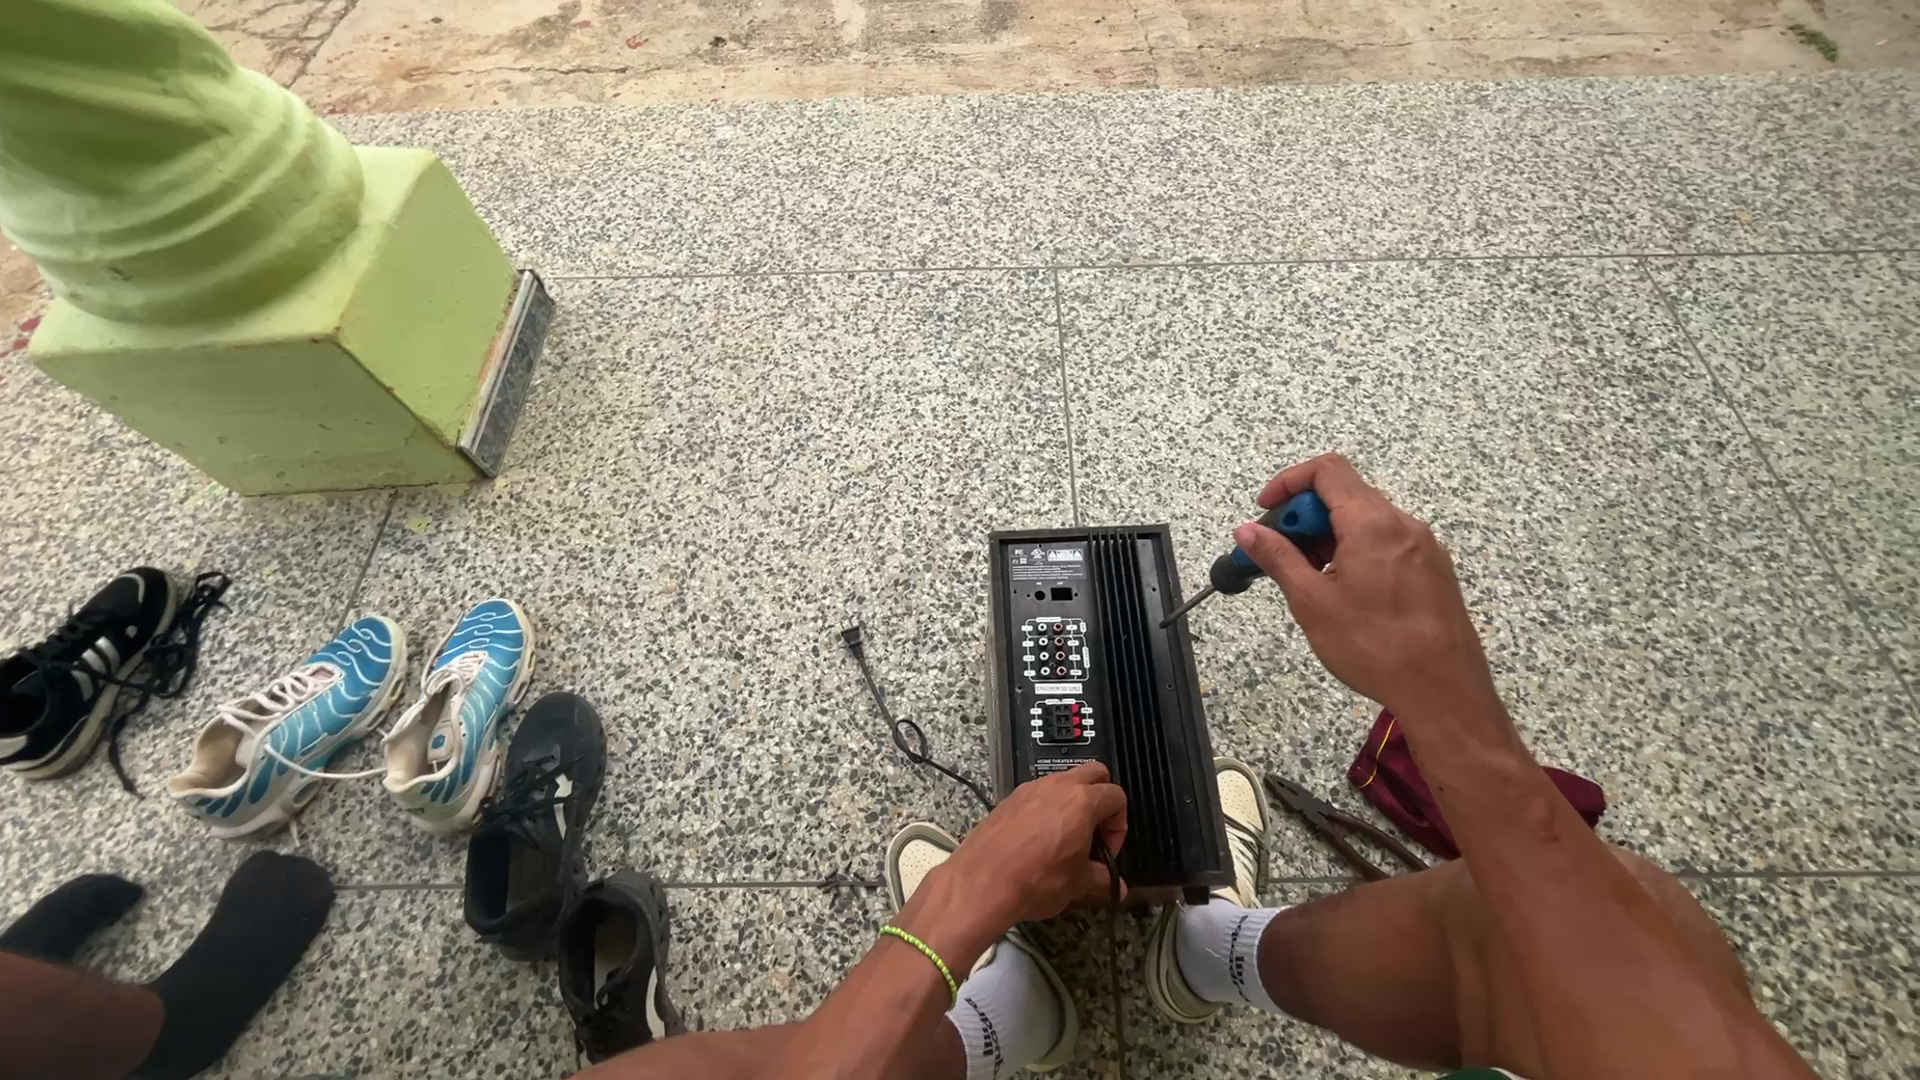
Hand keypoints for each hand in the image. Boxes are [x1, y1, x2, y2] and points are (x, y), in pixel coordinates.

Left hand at [943, 763, 1127, 927]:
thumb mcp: (1077, 884)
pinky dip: (1048, 807)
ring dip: (1073, 801)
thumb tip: (1117, 887)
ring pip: (1064, 780)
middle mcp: (1058, 785)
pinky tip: (1040, 838)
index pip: (1117, 796)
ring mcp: (1032, 788)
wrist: (983, 880)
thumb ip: (1103, 880)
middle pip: (1094, 773)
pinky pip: (1039, 792)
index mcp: (1082, 801)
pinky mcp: (1012, 797)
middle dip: (1102, 798)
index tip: (1108, 850)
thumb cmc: (1035, 879)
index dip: (1119, 825)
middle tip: (1095, 832)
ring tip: (1068, 837)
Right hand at [1234, 453, 1500, 720]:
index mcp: (1372, 525)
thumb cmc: (1373, 646)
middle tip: (1279, 556)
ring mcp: (1423, 547)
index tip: (1265, 512)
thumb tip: (1247, 530)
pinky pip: (1385, 542)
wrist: (1444, 693)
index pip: (1327, 471)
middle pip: (1344, 494)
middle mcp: (1403, 525)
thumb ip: (1277, 558)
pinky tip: (1342, 591)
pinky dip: (1353, 550)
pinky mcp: (1433, 570)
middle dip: (1302, 517)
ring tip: (1307, 580)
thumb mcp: (1311, 602)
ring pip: (1364, 520)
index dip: (1288, 482)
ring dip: (1326, 536)